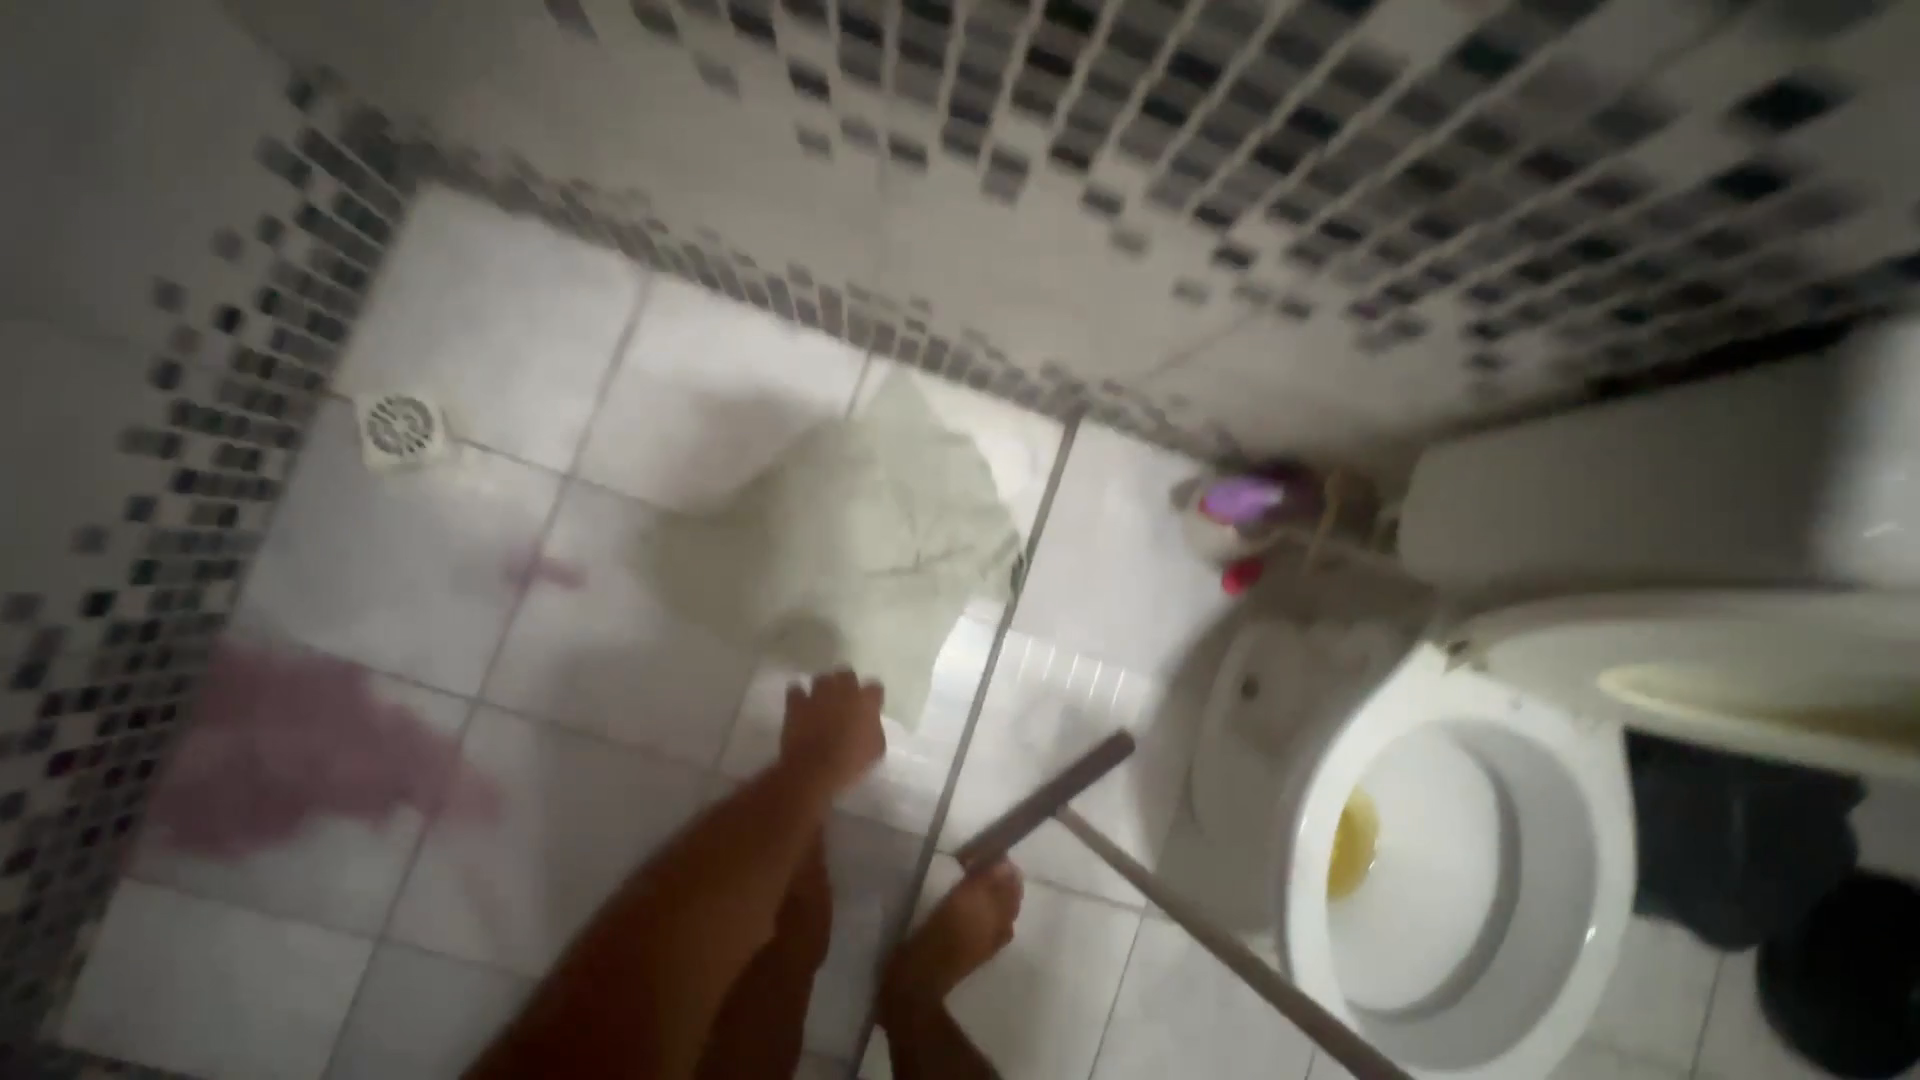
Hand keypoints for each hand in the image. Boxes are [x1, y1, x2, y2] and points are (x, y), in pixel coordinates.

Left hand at [780, 669, 885, 793]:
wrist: (815, 769)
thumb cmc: (851, 762)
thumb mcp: (876, 749)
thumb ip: (874, 729)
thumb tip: (869, 724)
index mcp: (866, 700)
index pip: (875, 687)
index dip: (872, 697)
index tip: (870, 707)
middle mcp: (843, 690)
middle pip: (846, 673)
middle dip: (846, 683)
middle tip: (845, 700)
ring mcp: (818, 694)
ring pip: (821, 679)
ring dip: (823, 688)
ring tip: (821, 702)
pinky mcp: (796, 703)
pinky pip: (796, 690)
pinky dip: (798, 697)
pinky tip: (800, 706)